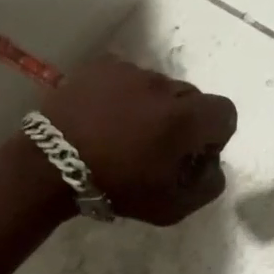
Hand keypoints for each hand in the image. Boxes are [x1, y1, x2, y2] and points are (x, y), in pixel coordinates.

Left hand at [37, 56, 236, 225]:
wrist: (50, 165)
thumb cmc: (114, 187)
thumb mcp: (171, 206)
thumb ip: (207, 185)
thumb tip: (211, 165)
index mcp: (184, 117)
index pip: (224, 112)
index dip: (214, 136)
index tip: (189, 155)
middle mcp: (161, 84)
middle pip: (189, 98)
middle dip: (181, 122)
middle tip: (154, 148)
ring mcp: (128, 71)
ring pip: (155, 86)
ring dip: (149, 106)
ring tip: (121, 132)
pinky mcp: (99, 66)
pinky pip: (124, 77)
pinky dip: (121, 93)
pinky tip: (102, 117)